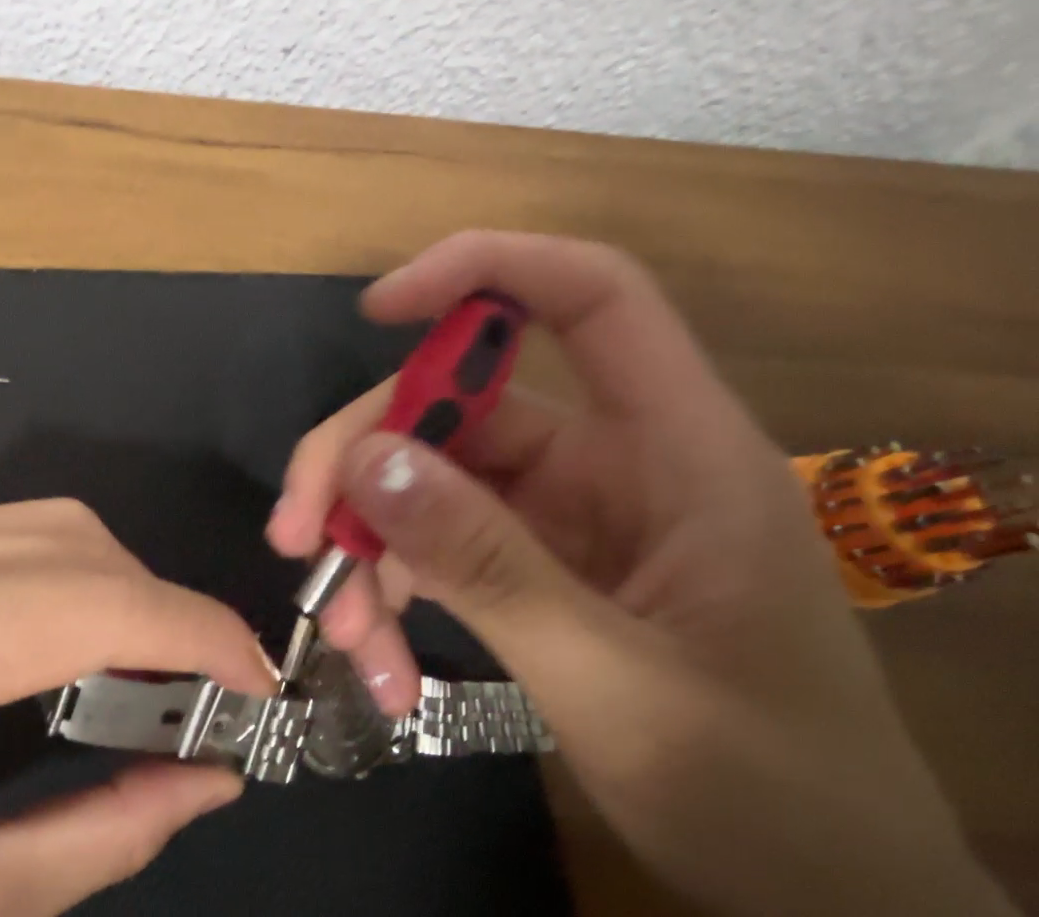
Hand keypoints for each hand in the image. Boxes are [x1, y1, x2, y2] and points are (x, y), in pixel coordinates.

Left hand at [0, 500, 274, 916]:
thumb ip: (108, 828)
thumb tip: (214, 776)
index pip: (99, 601)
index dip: (202, 636)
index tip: (264, 685)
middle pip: (74, 542)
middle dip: (161, 613)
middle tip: (207, 697)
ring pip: (35, 528)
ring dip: (109, 592)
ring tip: (146, 680)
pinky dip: (51, 584)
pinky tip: (63, 651)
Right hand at [269, 231, 1014, 916]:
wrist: (827, 901)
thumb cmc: (763, 791)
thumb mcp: (614, 683)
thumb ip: (490, 566)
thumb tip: (366, 460)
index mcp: (678, 454)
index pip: (592, 300)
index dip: (485, 271)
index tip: (376, 311)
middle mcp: (615, 466)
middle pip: (463, 407)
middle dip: (363, 461)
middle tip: (296, 536)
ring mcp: (570, 520)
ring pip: (432, 482)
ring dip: (369, 548)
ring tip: (343, 637)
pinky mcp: (538, 569)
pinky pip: (440, 548)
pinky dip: (395, 594)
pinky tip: (378, 663)